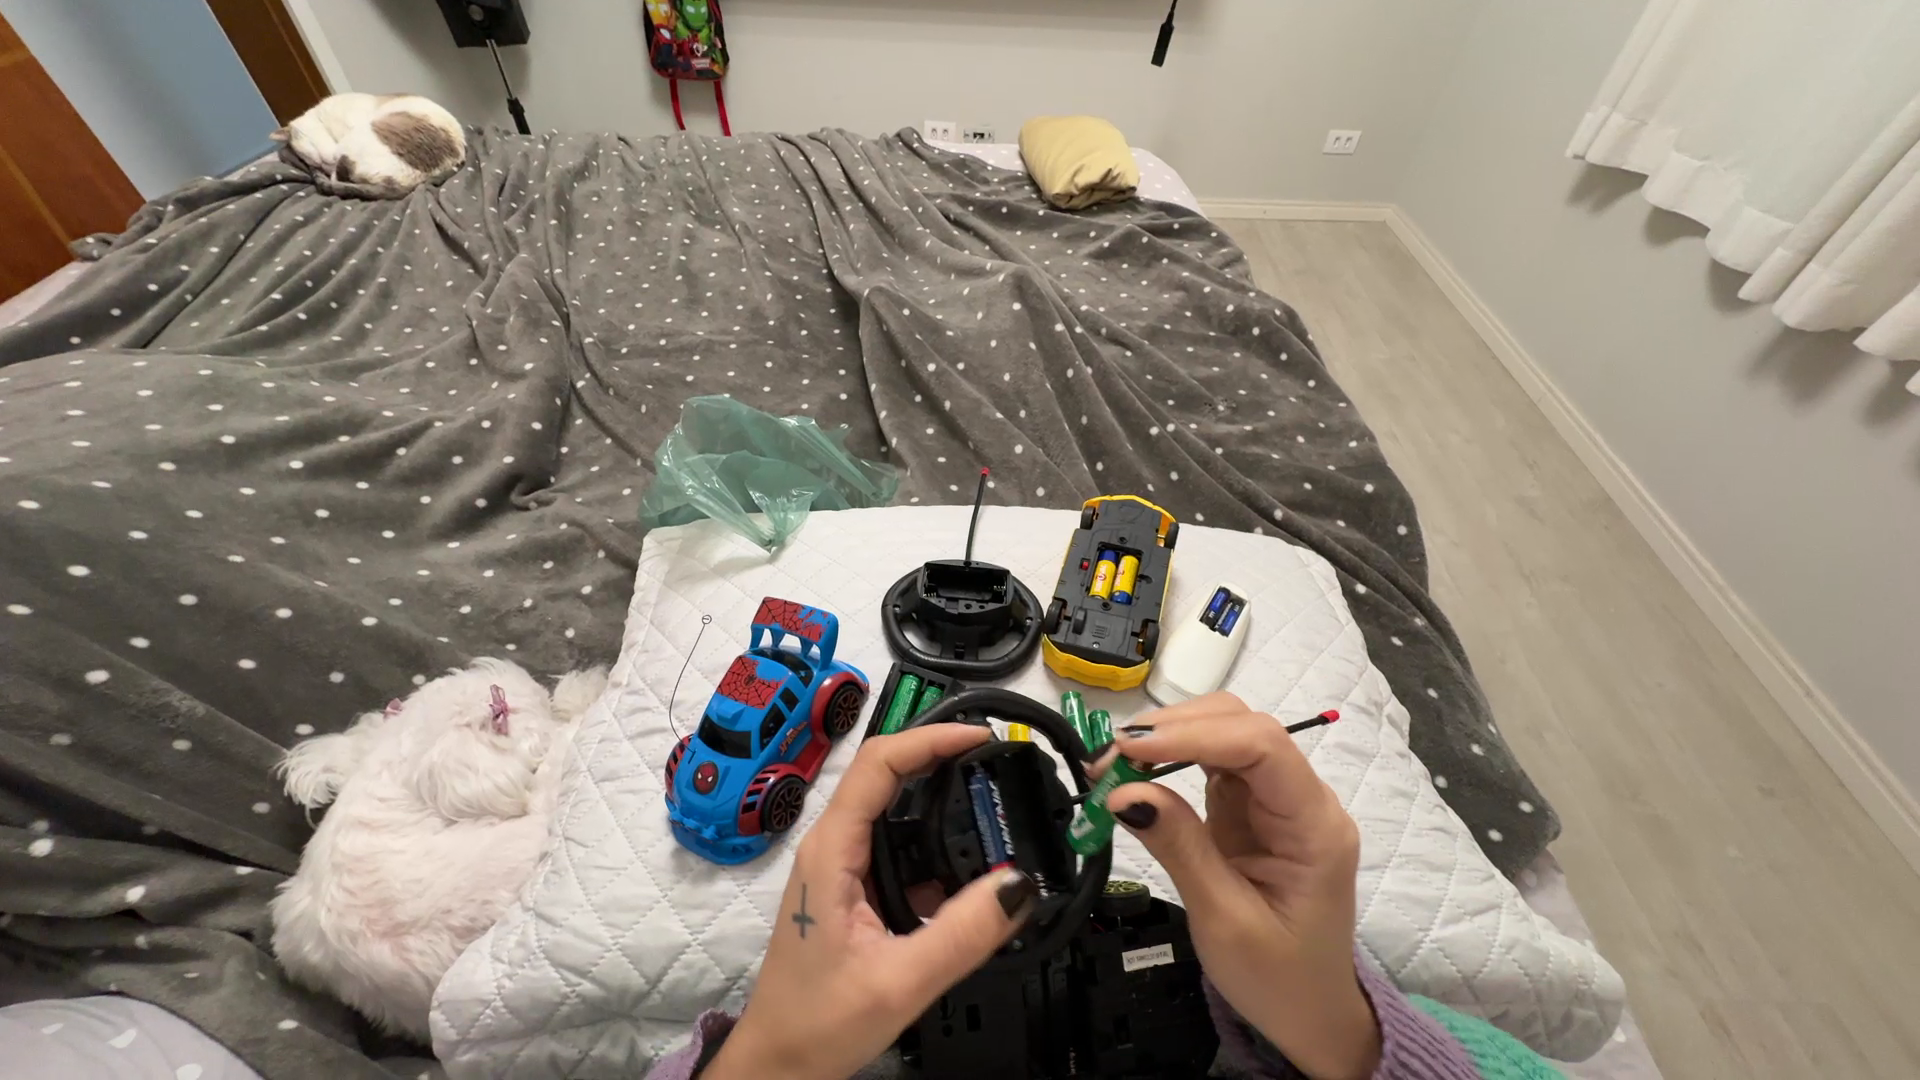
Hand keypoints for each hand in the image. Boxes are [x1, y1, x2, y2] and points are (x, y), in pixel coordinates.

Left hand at [703, 724, 1040, 1079]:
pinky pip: (895, 843)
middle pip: (886, 773)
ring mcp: (841, 863)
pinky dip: (933, 838)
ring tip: (988, 794)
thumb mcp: (899, 982)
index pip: (878, 763)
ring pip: (892, 806)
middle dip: (938, 755)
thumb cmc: (818, 1024)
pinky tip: (967, 855)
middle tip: (993, 758)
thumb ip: (963, 934)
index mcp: (832, 849)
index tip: (980, 738)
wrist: (777, 1065)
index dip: (930, 738)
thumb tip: (1019, 882)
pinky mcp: (853, 885)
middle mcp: (834, 844)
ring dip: (937, 794)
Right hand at [1101, 693, 1381, 1079]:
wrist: (1308, 1012)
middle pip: (1241, 724)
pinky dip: (1166, 755)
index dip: (1194, 733)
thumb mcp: (1224, 920)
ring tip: (1111, 762)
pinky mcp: (1247, 802)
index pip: (1262, 745)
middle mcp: (1300, 796)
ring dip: (1164, 736)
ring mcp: (1272, 795)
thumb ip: (1179, 847)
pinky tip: (1133, 769)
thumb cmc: (1278, 977)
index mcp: (1314, 825)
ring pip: (1221, 731)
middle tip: (1109, 757)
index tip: (1130, 748)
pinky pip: (1207, 758)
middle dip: (1172, 728)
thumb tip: (1121, 793)